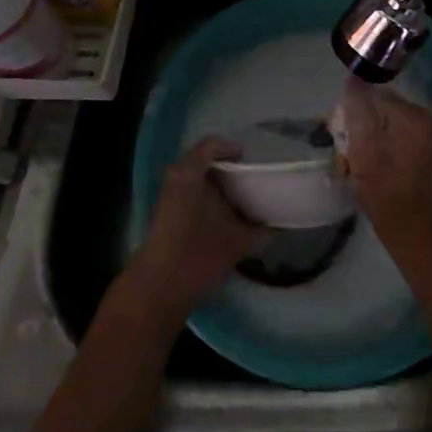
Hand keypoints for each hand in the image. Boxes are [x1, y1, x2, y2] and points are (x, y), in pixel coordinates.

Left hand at [129, 138, 262, 312]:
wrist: (160, 285)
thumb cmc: (199, 252)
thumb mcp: (236, 242)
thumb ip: (257, 233)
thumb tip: (272, 230)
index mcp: (191, 172)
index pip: (211, 146)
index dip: (230, 149)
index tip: (246, 161)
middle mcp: (176, 178)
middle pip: (201, 162)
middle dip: (224, 170)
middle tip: (246, 182)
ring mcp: (167, 197)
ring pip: (194, 181)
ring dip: (213, 188)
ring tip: (237, 202)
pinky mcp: (164, 216)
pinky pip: (188, 197)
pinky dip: (204, 201)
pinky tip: (221, 220)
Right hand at [337, 81, 431, 247]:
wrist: (410, 230)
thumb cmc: (384, 193)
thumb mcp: (364, 150)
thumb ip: (358, 111)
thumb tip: (352, 79)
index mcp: (411, 114)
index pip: (368, 95)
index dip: (348, 114)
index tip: (338, 136)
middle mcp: (418, 117)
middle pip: (372, 107)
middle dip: (353, 128)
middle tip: (345, 156)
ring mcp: (417, 132)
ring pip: (374, 122)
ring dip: (358, 140)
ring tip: (351, 165)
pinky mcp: (412, 146)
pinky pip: (383, 134)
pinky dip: (369, 148)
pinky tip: (361, 168)